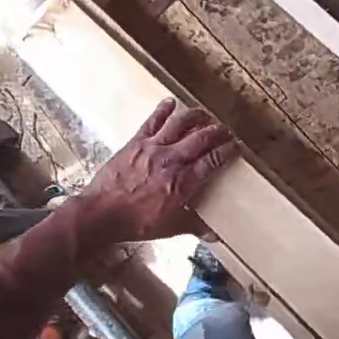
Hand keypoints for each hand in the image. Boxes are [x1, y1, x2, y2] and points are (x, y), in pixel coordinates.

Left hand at [75, 98, 237, 244]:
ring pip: (180, 123)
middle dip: (218, 132)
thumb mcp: (169, 228)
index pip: (213, 161)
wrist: (101, 212)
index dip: (228, 151)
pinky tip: (171, 102)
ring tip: (205, 115)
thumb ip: (193, 226)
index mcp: (183, 183)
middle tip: (225, 131)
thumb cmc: (135, 223)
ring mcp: (153, 148)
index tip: (236, 147)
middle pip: (202, 138)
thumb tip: (214, 235)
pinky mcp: (136, 142)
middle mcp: (171, 160)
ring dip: (196, 116)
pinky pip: (153, 120)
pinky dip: (163, 109)